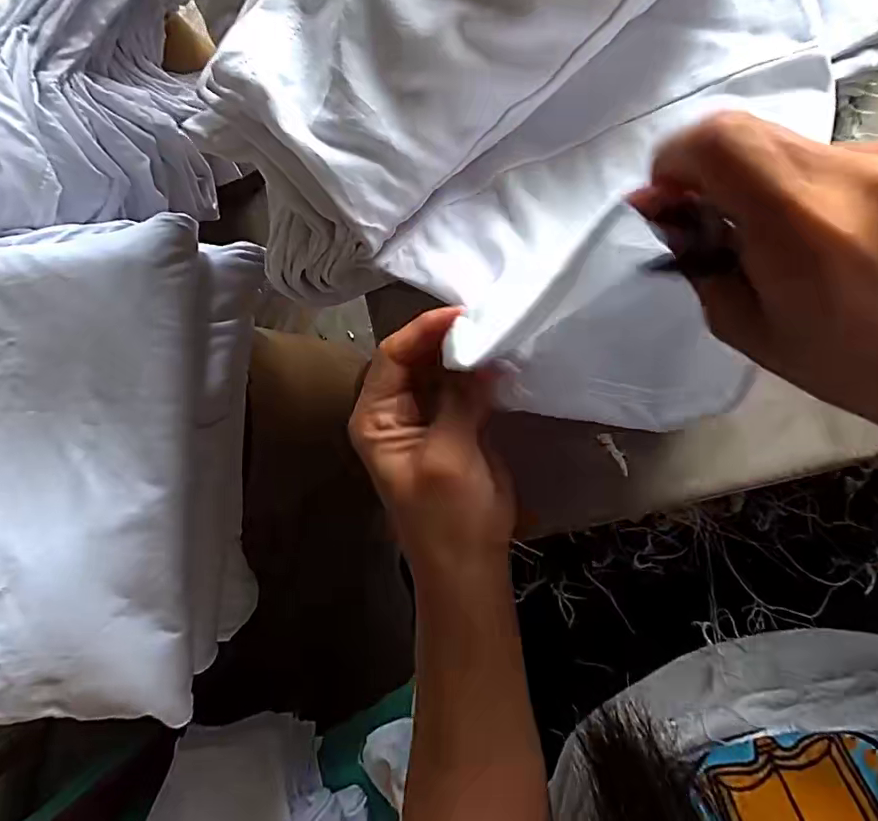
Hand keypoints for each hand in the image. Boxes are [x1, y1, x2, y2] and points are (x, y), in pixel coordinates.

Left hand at [349, 308, 516, 581]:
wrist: (469, 562)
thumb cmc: (448, 516)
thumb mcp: (448, 456)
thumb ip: (459, 401)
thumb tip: (479, 357)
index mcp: (376, 417)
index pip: (393, 356)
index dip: (424, 330)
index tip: (462, 315)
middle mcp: (396, 410)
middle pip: (416, 356)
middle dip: (446, 335)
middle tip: (484, 317)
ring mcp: (426, 416)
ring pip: (440, 368)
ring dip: (464, 350)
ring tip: (494, 329)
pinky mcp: (454, 423)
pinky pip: (462, 385)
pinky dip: (479, 370)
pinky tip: (500, 357)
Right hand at [632, 112, 877, 455]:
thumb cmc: (839, 359)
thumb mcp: (742, 324)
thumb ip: (695, 255)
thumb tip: (657, 203)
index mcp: (800, 224)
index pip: (717, 141)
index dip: (676, 158)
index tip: (671, 196)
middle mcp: (847, 175)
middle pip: (744, 130)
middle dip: (710, 167)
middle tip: (711, 212)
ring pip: (784, 141)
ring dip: (760, 177)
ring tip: (783, 231)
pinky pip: (826, 152)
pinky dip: (806, 182)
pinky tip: (828, 226)